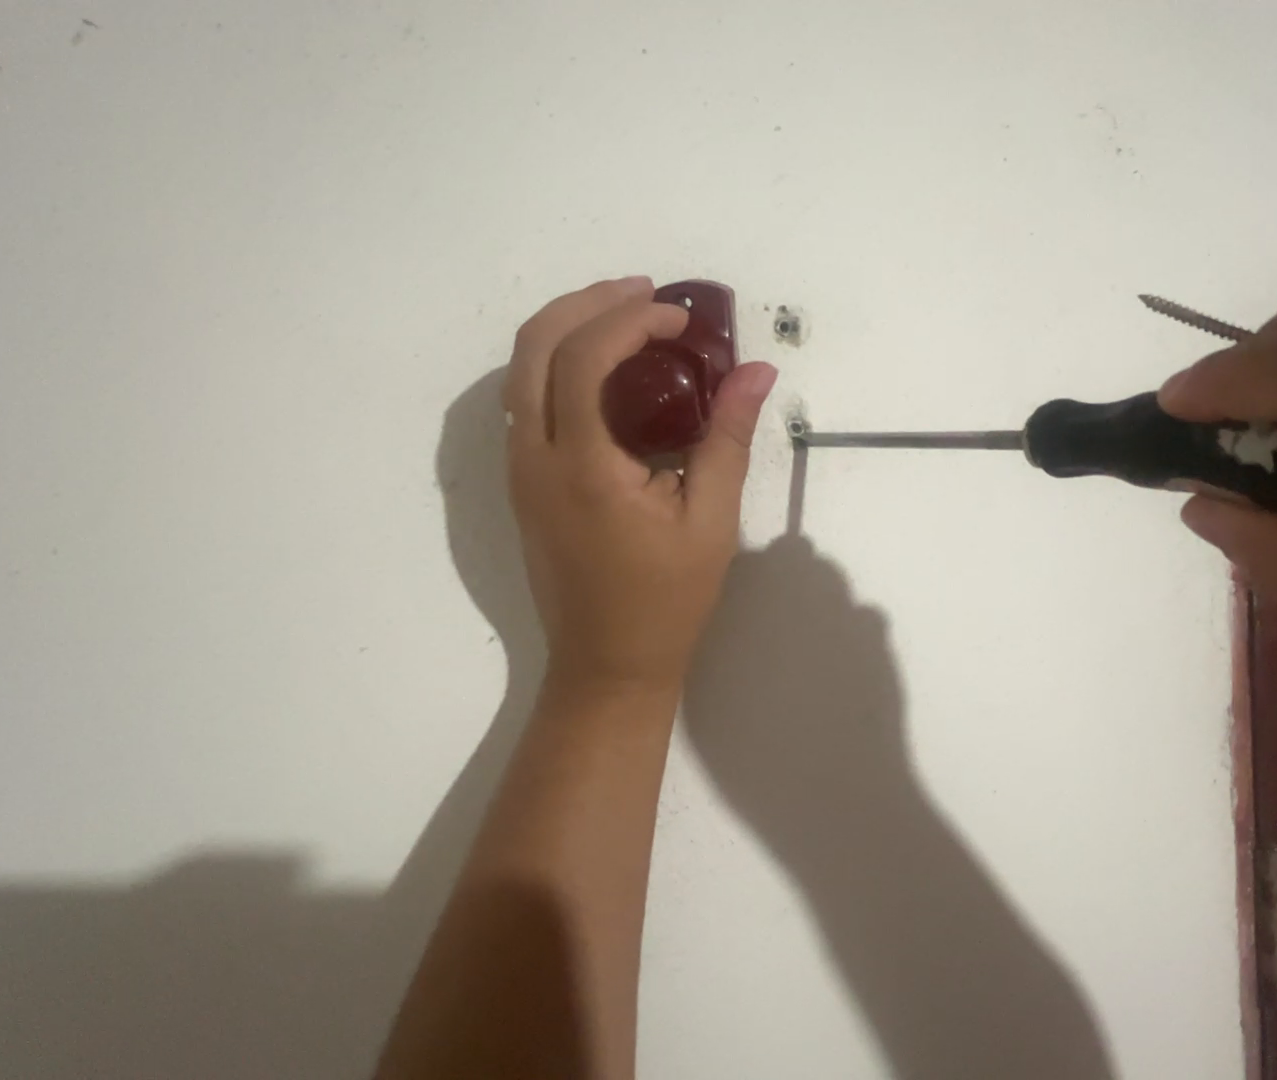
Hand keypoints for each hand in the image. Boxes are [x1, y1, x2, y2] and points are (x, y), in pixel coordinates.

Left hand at [503, 277, 777, 693]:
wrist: (606, 665)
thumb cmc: (665, 601)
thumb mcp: (710, 521)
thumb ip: (727, 438)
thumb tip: (757, 372)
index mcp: (581, 465)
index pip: (586, 357)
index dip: (632, 320)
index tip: (680, 320)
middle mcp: (533, 457)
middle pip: (534, 345)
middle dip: (587, 303)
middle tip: (643, 295)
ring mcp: (519, 471)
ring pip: (520, 370)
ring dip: (567, 329)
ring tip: (625, 319)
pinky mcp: (522, 484)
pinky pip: (525, 400)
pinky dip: (558, 365)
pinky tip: (605, 373)